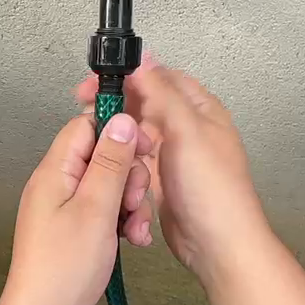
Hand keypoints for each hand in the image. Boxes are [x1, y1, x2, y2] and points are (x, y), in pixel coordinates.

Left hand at [0, 111, 153, 304]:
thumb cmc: (66, 266)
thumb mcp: (96, 208)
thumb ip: (110, 161)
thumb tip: (122, 118)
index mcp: (54, 171)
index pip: (86, 126)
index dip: (119, 131)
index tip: (146, 151)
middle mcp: (56, 184)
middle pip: (102, 155)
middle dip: (129, 175)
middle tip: (135, 203)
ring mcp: (64, 208)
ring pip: (108, 186)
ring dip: (130, 203)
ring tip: (135, 230)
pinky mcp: (73, 230)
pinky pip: (103, 212)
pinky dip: (121, 222)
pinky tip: (134, 241)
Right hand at [73, 57, 269, 285]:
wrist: (216, 244)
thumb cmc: (212, 190)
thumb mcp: (185, 131)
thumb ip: (162, 93)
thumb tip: (143, 59)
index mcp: (199, 110)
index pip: (158, 79)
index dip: (125, 78)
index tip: (93, 87)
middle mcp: (186, 130)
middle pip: (142, 109)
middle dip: (116, 114)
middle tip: (88, 119)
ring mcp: (172, 157)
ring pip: (134, 139)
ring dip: (119, 145)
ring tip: (104, 152)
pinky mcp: (160, 183)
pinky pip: (134, 166)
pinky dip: (124, 168)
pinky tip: (114, 174)